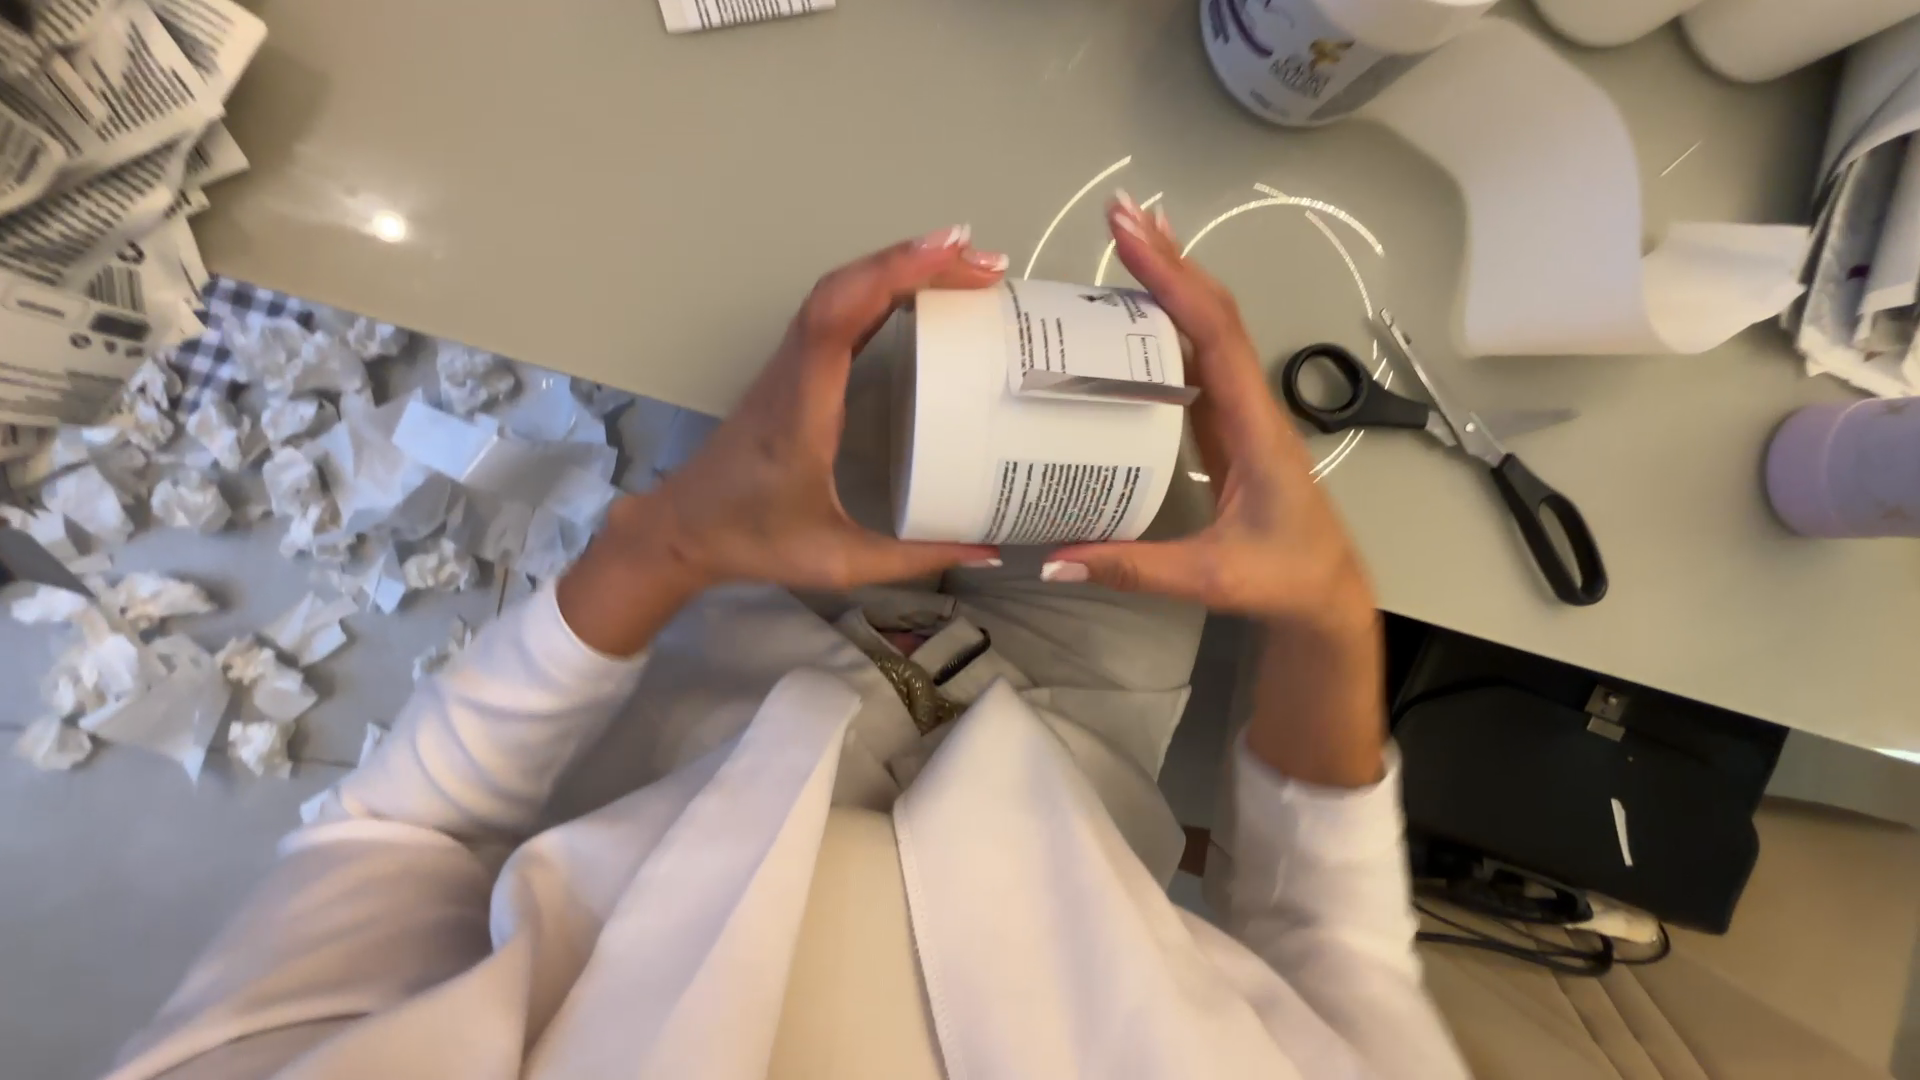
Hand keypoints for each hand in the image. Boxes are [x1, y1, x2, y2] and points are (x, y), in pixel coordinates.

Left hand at [600, 226, 1008, 593]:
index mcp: (802, 410)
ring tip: (963, 265)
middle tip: (986, 264)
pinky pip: (834, 311)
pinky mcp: (792, 371)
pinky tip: (916, 292)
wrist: (684, 529)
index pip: (840, 317)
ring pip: (837, 291)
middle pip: (844, 287)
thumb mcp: (841, 561)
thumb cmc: (756, 541)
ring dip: (896, 267)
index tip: (957, 255)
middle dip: (914, 261)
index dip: (895, 274)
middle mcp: (793, 373)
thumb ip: (916, 558)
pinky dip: (877, 288)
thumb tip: (989, 551)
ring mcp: (788, 366)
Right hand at [1048, 195, 1375, 635]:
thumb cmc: (1282, 577)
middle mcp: (1249, 405)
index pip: (1215, 336)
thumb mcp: (1208, 576)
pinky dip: (1171, 323)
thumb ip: (1131, 568)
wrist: (1326, 591)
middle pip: (1215, 314)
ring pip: (1210, 330)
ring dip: (1173, 281)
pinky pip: (1199, 360)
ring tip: (1128, 240)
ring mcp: (1239, 413)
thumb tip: (1052, 561)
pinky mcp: (1225, 427)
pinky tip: (1141, 313)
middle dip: (1169, 259)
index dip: (1173, 282)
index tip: (1128, 237)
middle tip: (1119, 214)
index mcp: (1253, 427)